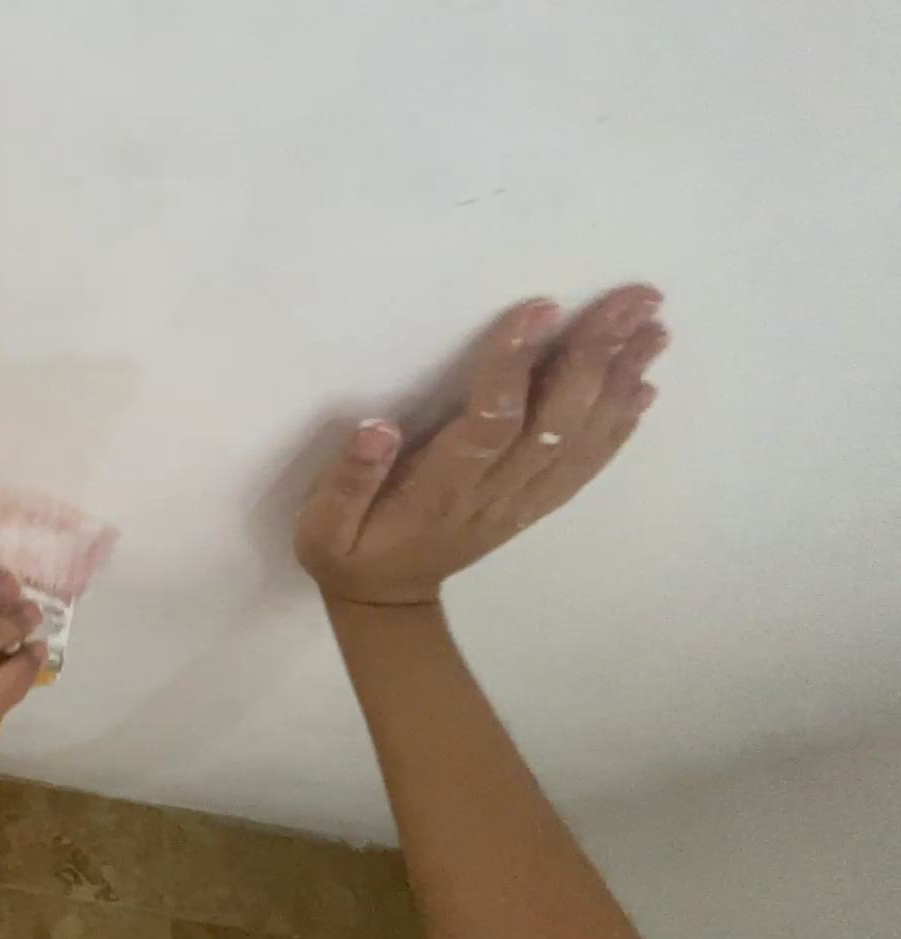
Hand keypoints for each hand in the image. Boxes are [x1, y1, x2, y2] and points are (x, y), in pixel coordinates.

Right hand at [297, 284, 667, 605]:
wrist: (384, 601)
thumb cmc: (346, 556)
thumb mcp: (322, 527)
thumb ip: (348, 481)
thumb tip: (377, 427)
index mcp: (438, 494)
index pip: (487, 425)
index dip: (513, 367)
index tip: (539, 310)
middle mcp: (490, 496)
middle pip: (554, 424)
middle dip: (593, 358)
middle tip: (633, 300)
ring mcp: (516, 504)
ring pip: (580, 441)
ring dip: (619, 382)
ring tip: (653, 327)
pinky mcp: (528, 508)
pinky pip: (584, 467)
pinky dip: (619, 426)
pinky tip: (641, 387)